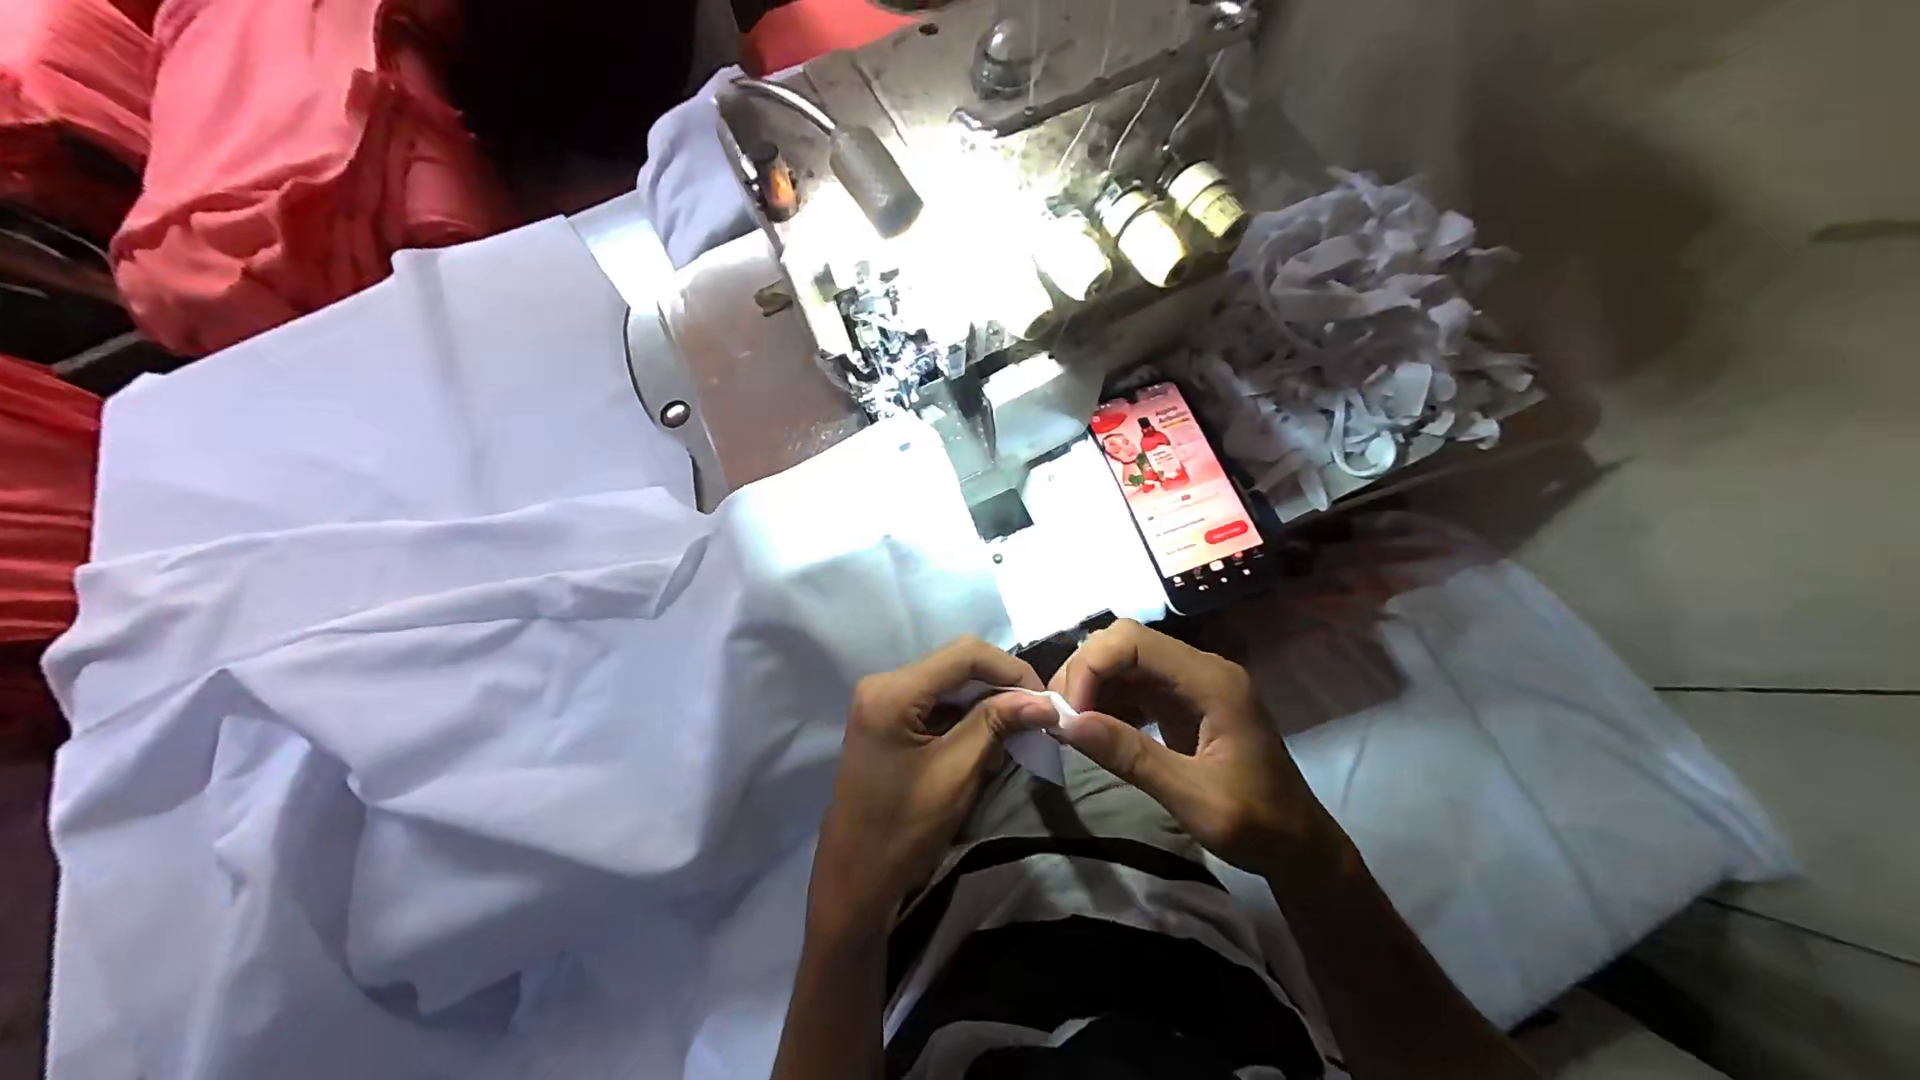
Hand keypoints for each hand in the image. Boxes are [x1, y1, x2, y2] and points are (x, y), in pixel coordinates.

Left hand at [810, 637, 1052, 929]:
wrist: (855, 881)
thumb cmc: (903, 830)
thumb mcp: (956, 773)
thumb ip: (997, 725)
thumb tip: (1045, 701)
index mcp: (893, 691)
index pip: (965, 655)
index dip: (1012, 670)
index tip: (1046, 702)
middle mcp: (884, 683)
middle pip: (957, 664)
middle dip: (1001, 686)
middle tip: (1037, 717)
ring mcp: (883, 700)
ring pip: (951, 683)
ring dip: (987, 703)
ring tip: (1016, 734)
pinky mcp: (889, 719)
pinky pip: (937, 703)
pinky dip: (967, 717)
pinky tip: (986, 744)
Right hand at [1049, 620, 1328, 870]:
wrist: (1300, 848)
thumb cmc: (1258, 825)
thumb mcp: (1194, 798)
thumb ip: (1132, 757)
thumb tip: (1067, 724)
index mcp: (1212, 681)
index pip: (1135, 641)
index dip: (1092, 666)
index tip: (1069, 712)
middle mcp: (1201, 669)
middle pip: (1126, 642)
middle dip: (1085, 672)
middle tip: (1061, 716)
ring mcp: (1192, 684)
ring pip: (1125, 661)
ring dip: (1092, 686)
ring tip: (1069, 725)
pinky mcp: (1183, 702)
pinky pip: (1134, 685)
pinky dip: (1107, 701)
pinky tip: (1094, 729)